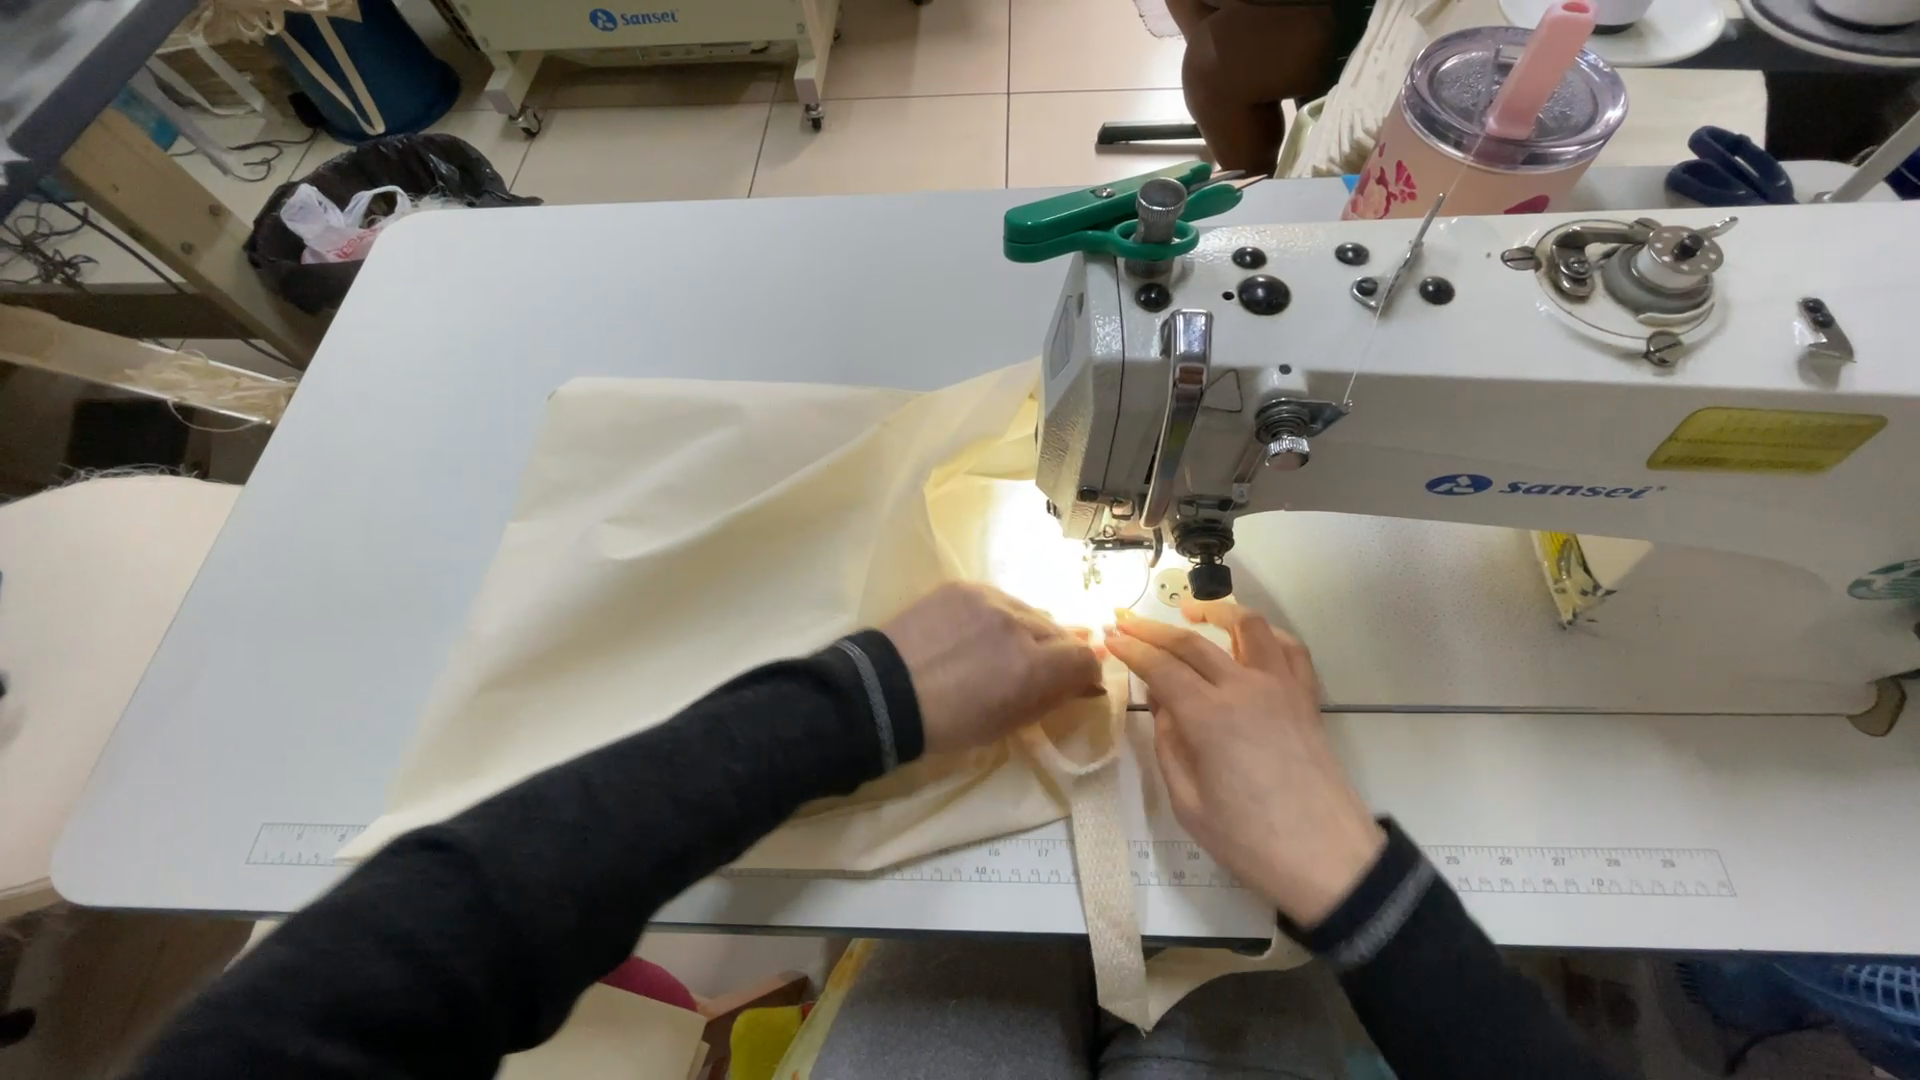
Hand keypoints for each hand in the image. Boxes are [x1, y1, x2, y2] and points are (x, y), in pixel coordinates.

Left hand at [881, 583, 1104, 755]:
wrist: (884, 693)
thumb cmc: (947, 724)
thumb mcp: (1007, 724)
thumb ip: (1051, 698)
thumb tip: (1081, 682)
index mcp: (1032, 667)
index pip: (1084, 658)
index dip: (1085, 672)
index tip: (1076, 683)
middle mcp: (1018, 625)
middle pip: (1059, 632)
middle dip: (1055, 653)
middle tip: (1035, 669)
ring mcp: (990, 600)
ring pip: (1028, 612)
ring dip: (1026, 631)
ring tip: (1001, 650)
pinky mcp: (964, 587)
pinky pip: (998, 600)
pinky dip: (998, 616)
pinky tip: (977, 633)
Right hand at [1105, 603, 1384, 926]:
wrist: (1328, 860)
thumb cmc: (1249, 840)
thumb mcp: (1187, 802)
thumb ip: (1168, 745)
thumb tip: (1163, 705)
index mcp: (1208, 717)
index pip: (1159, 666)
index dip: (1130, 649)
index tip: (1110, 637)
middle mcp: (1244, 689)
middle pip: (1191, 642)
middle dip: (1152, 628)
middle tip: (1127, 620)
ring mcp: (1281, 689)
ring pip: (1247, 628)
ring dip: (1214, 613)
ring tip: (1191, 612)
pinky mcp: (1306, 699)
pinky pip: (1289, 649)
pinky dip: (1265, 633)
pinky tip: (1249, 638)